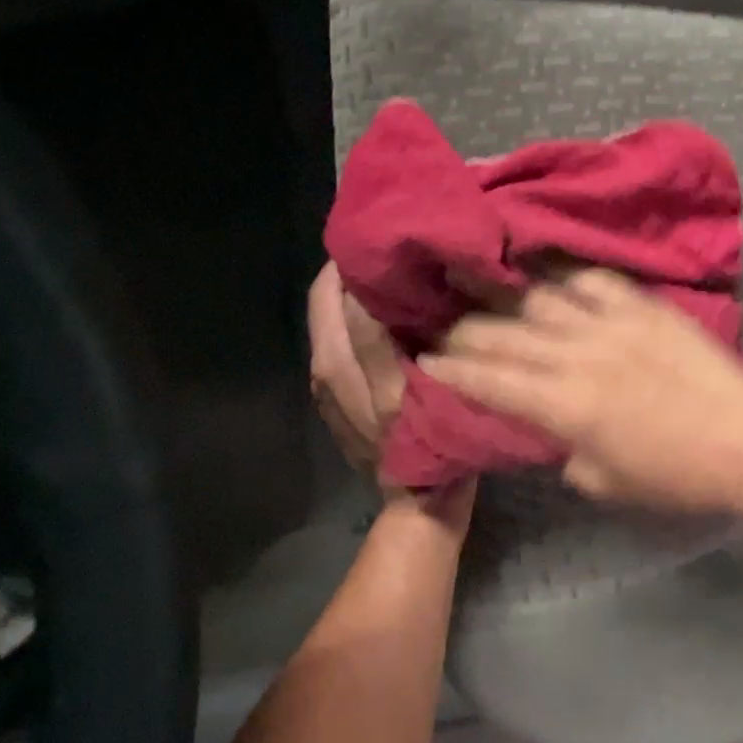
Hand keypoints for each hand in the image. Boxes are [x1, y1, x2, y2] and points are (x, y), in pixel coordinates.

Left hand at [307, 262, 409, 498]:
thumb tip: (367, 281)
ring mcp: (335, 382)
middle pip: (333, 300)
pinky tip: (410, 320)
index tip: (394, 237)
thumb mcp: (398, 389)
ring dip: (371, 297)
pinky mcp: (350, 395)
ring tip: (414, 279)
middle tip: (409, 252)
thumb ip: (377, 337)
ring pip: (345, 319)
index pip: (328, 288)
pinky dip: (374, 322)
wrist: (419, 505)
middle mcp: (323, 364)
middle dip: (364, 272)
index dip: (355, 258)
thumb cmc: (417, 444)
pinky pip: (356, 341)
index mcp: (331, 359)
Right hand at [420, 268, 742, 522]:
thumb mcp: (607, 482)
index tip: (426, 360)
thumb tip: (553, 430)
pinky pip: (597, 281)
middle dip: (467, 332)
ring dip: (505, 294)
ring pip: (544, 301)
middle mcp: (581, 356)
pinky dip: (568, 275)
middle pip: (507, 336)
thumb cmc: (677, 476)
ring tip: (476, 281)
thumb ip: (567, 451)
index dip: (454, 371)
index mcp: (567, 405)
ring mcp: (615, 325)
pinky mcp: (647, 308)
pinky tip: (549, 272)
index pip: (494, 382)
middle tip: (440, 325)